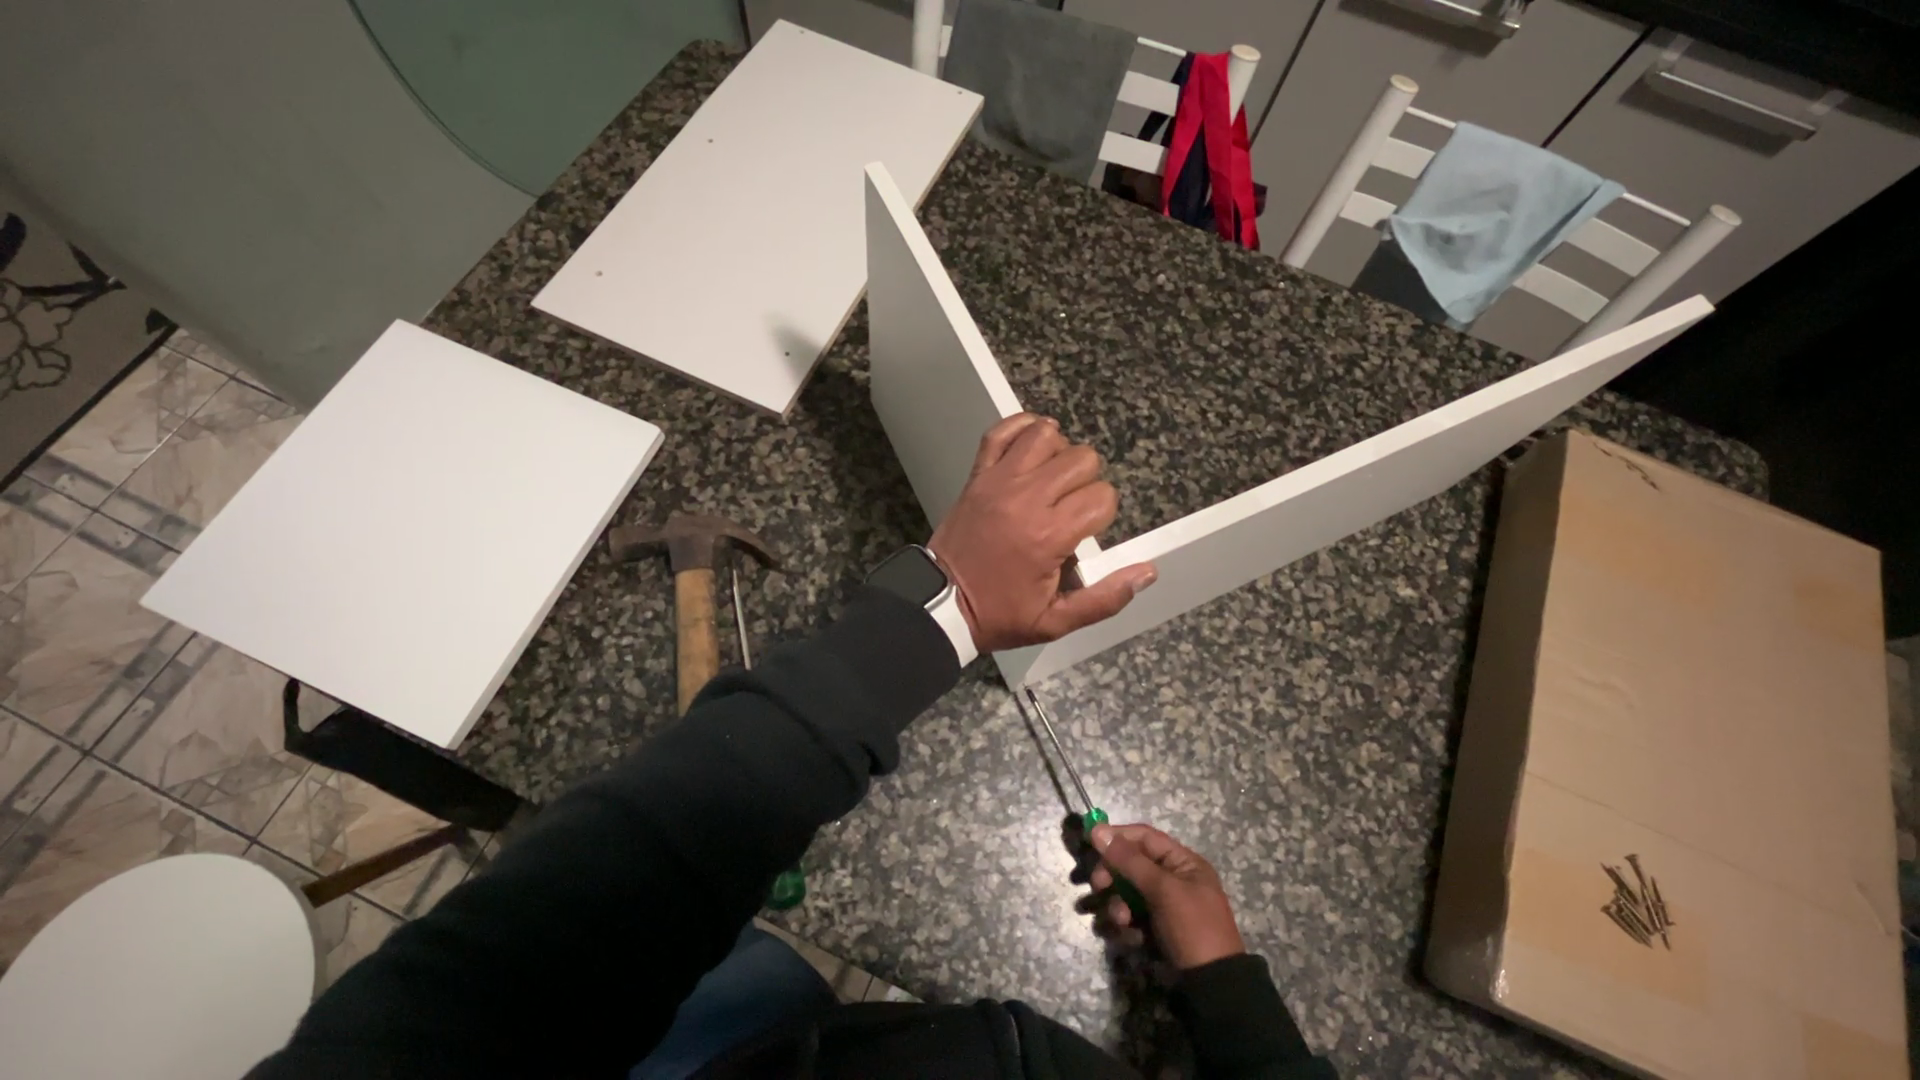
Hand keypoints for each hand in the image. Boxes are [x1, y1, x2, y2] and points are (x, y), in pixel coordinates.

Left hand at [928, 414, 1155, 653]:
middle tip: (1070, 508)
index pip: (1101, 497)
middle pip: (1081, 458)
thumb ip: (1104, 599)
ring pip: (1046, 435)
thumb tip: (1147, 572)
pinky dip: (1022, 429)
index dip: (1103, 514)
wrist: (940, 604)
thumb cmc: (1000, 614)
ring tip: (1053, 480)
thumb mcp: (1055, 622)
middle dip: (1087, 482)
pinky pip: (1001, 432)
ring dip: (1059, 452)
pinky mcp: (978, 474)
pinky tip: (1033, 447)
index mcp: (1048, 536)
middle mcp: (1025, 499)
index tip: (1084, 533)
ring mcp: (998, 481)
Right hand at [1090, 823, 1244, 969]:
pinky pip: (1130, 918)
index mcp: (1183, 863)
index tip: (1091, 842)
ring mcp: (1162, 907)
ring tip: (1123, 922)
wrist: (1211, 985)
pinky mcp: (1153, 930)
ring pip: (1126, 894)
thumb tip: (1097, 830)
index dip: (1117, 837)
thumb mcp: (1163, 890)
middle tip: (1099, 886)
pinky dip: (1126, 927)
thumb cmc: (1192, 927)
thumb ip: (1129, 860)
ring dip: (1117, 906)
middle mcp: (1172, 880)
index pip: (1144, 837)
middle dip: (1113, 876)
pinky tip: (1133, 939)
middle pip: (1130, 865)